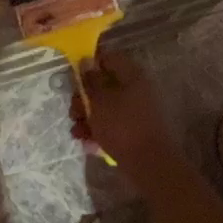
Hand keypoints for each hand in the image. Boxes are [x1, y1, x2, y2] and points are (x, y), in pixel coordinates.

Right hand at [70, 51, 176, 169]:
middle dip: (84, 98)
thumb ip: (91, 80)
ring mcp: (137, 110)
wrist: (149, 164)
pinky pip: (113, 123)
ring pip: (106, 106)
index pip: (109, 58)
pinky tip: (86, 141)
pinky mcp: (135, 129)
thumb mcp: (99, 101)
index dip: (90, 65)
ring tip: (76, 131)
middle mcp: (137, 89)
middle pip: (104, 84)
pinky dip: (98, 129)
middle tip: (74, 111)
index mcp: (132, 75)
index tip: (74, 78)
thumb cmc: (122, 126)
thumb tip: (86, 61)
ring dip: (88, 116)